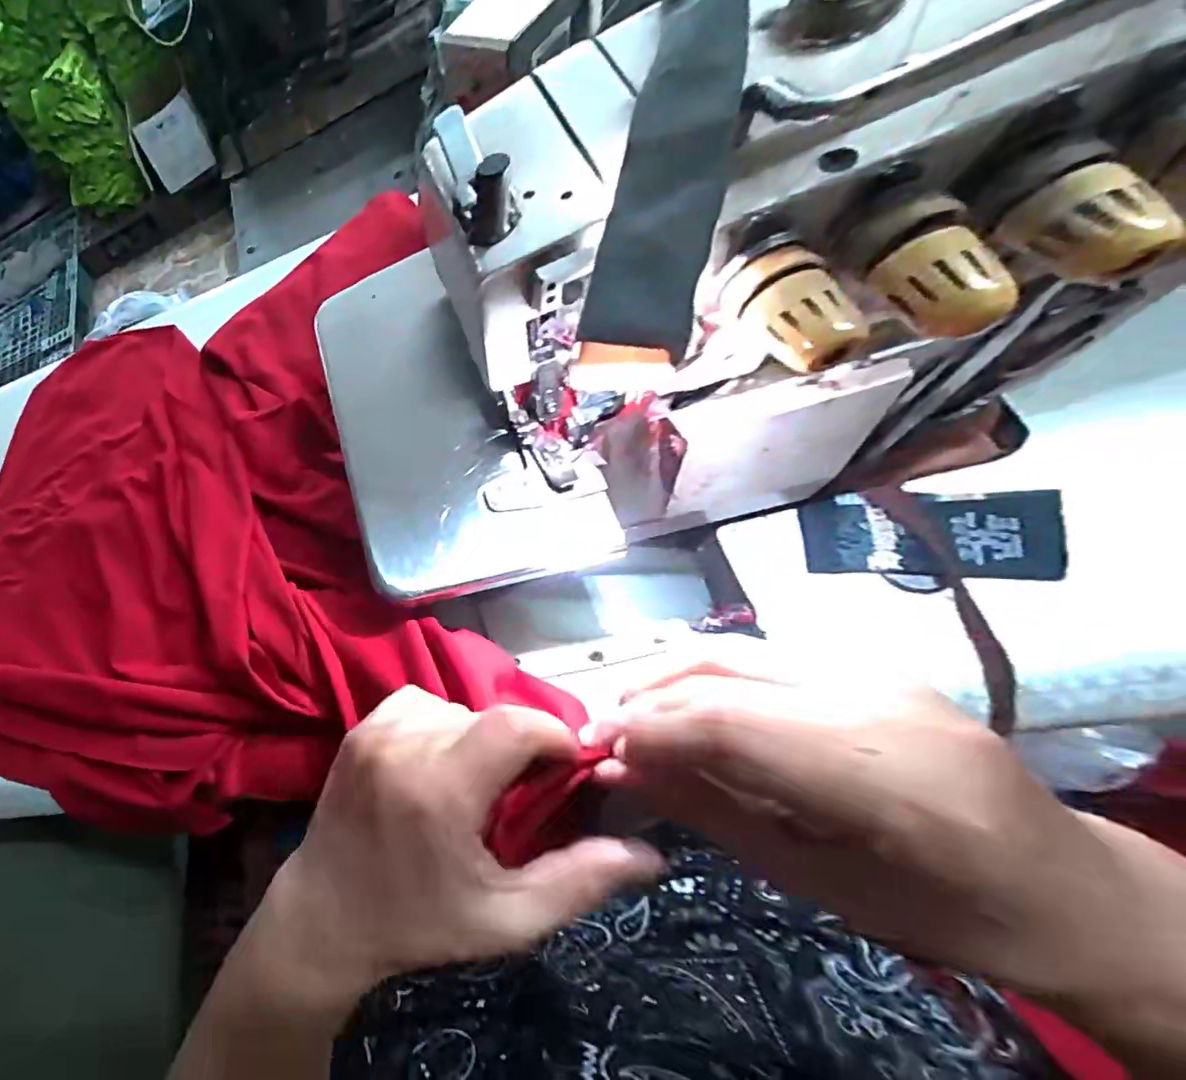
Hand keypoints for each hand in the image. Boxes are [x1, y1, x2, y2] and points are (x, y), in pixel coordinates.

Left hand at [259, 686, 662, 1001]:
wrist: (327, 913)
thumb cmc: (417, 922)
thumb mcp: (506, 918)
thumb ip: (578, 880)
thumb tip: (648, 852)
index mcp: (440, 787)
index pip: (513, 724)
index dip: (553, 736)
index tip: (566, 770)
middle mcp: (403, 745)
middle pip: (485, 717)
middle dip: (517, 747)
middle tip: (521, 792)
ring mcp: (373, 732)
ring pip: (451, 706)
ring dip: (476, 735)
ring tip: (475, 780)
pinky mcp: (356, 730)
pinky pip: (413, 703)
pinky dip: (436, 721)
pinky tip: (436, 761)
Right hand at [593, 640, 1165, 1000]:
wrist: (1066, 890)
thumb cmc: (936, 911)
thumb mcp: (806, 877)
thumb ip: (702, 809)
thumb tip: (614, 770)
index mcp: (881, 779)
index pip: (723, 723)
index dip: (644, 729)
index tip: (596, 749)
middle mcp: (878, 703)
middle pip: (717, 677)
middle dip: (643, 702)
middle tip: (604, 736)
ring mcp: (877, 673)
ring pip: (728, 651)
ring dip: (664, 679)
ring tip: (633, 715)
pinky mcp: (868, 663)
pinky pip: (757, 655)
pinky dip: (703, 675)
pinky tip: (684, 704)